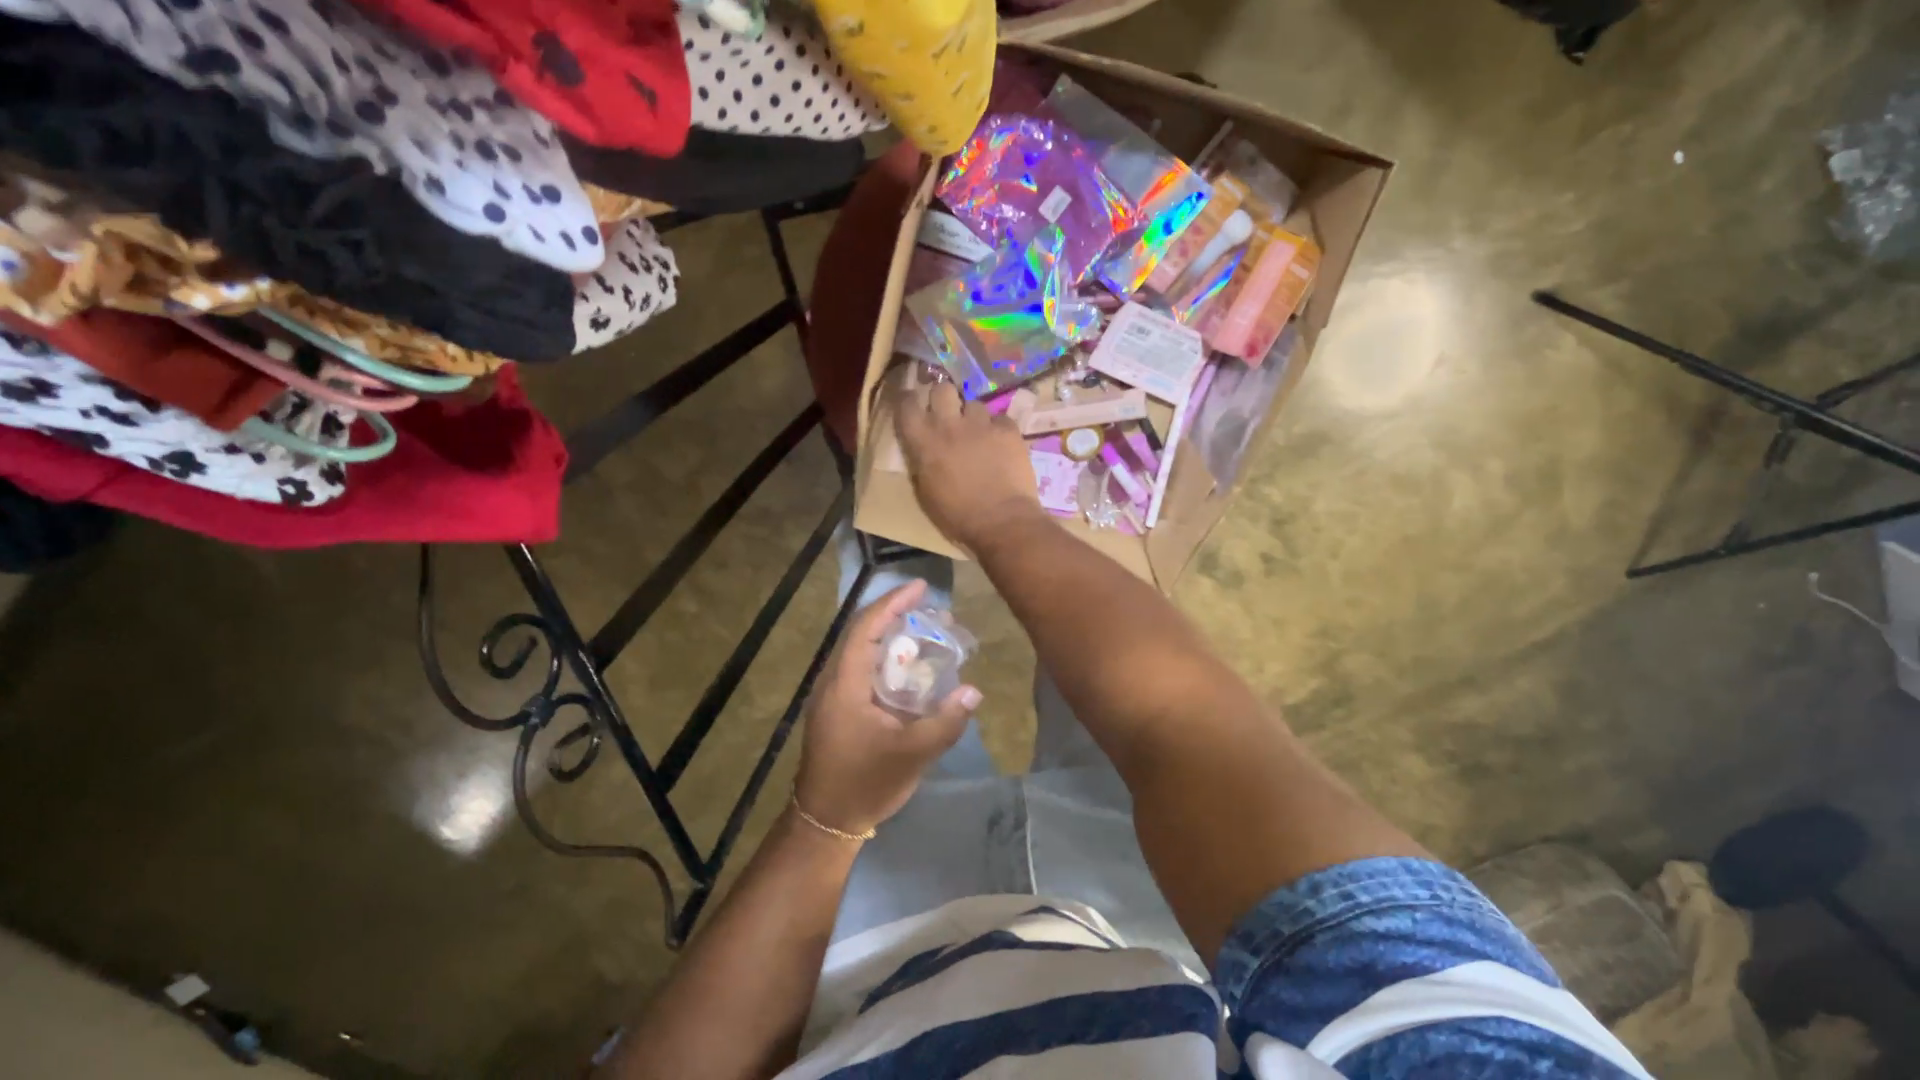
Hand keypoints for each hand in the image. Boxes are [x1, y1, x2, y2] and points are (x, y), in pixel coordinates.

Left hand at [793, 579, 980, 836]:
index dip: (893, 603)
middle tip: (932, 611)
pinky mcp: (838, 713)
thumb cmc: (865, 783)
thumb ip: (945, 721)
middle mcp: (833, 682)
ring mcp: (833, 698)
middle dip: (896, 617)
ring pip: (862, 654)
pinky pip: (863, 673)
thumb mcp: (912, 754)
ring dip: (891, 641)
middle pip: (863, 635)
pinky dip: (887, 663)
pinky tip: (911, 674)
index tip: (921, 587)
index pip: (867, 628)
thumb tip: (974, 690)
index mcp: (845, 684)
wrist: (826, 821)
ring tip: (925, 635)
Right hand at [894, 381, 1046, 553]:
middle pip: (942, 389)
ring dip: (973, 417)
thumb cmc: (957, 516)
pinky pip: (1000, 419)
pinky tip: (1001, 446)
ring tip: (979, 435)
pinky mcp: (1008, 430)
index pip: (907, 404)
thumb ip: (922, 462)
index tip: (912, 406)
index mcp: (924, 442)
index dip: (909, 401)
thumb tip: (923, 449)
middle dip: (944, 399)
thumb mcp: (925, 492)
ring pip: (974, 404)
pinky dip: (999, 430)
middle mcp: (949, 424)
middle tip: (948, 415)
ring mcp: (982, 424)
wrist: (1002, 522)